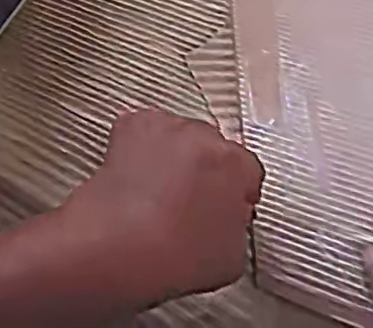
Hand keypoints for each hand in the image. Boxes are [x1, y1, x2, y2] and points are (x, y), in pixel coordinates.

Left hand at [51, 109, 264, 306]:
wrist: (125, 236)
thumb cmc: (176, 248)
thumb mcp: (235, 249)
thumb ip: (238, 217)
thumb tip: (227, 211)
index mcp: (233, 162)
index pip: (247, 167)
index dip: (237, 188)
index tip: (228, 200)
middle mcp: (197, 134)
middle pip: (210, 144)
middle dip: (205, 167)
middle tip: (193, 196)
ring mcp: (162, 125)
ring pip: (176, 135)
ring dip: (173, 153)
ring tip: (162, 188)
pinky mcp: (129, 123)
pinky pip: (144, 130)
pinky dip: (143, 146)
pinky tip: (142, 176)